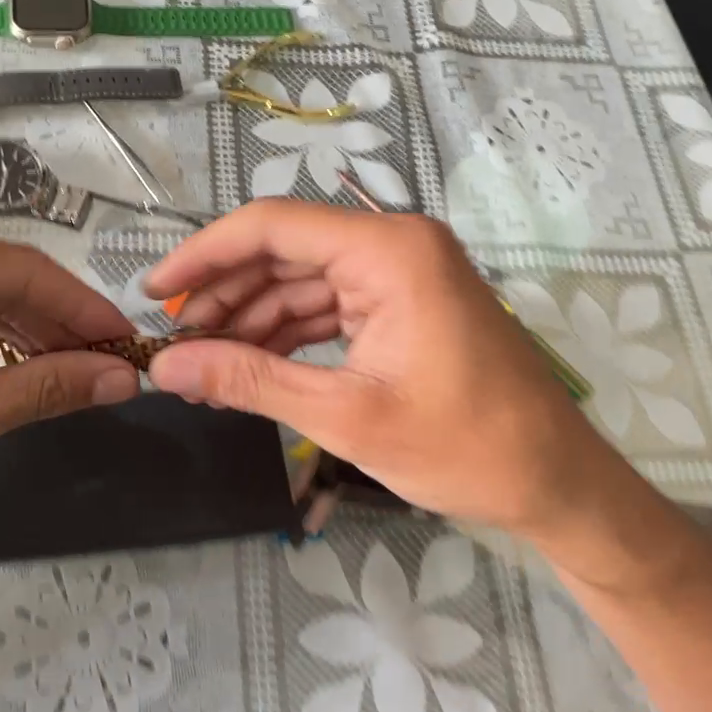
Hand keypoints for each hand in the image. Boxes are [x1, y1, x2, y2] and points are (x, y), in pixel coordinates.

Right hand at [143, 199, 620, 537]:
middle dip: (223, 296)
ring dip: (248, 318)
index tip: (153, 292)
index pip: (271, 227)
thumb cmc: (464, 447)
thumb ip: (249, 381)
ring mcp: (398, 274)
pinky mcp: (400, 304)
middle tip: (173, 342)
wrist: (558, 485)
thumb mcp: (345, 416)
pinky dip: (284, 333)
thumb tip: (166, 369)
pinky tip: (247, 363)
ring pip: (298, 280)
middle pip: (281, 251)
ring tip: (201, 361)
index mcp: (387, 250)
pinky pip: (325, 305)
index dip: (203, 256)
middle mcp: (392, 244)